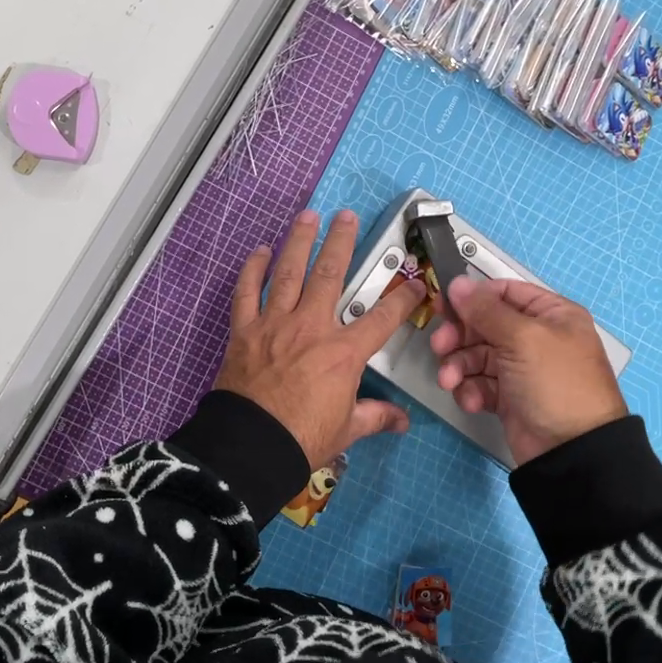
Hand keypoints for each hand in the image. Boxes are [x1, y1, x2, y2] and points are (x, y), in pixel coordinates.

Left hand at [216, 209, 427, 466]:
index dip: (403, 299)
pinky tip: (260, 251)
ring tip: (308, 216)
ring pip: (289, 273)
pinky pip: (247, 292)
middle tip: (348, 217)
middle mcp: (311, 328)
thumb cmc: (302, 439)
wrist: (251, 446)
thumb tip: (401, 421)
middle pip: (330, 275)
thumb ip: (374, 417)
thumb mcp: (347, 430)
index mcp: (343, 353)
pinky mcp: (245, 331)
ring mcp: (275, 325)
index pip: (383, 319)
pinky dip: (252, 269)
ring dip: (299, 241)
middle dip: (342, 243)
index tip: (416, 283)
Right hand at [429, 276, 627, 465]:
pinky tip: (471, 401)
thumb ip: (486, 310)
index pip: (504, 292)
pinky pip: (480, 383)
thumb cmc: (555, 383)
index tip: (442, 305)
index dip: (472, 298)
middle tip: (440, 346)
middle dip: (459, 336)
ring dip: (459, 366)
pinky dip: (471, 390)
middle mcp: (536, 337)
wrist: (571, 451)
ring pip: (476, 355)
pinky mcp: (509, 396)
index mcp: (550, 314)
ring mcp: (522, 368)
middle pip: (484, 324)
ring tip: (450, 381)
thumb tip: (457, 283)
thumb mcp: (522, 338)